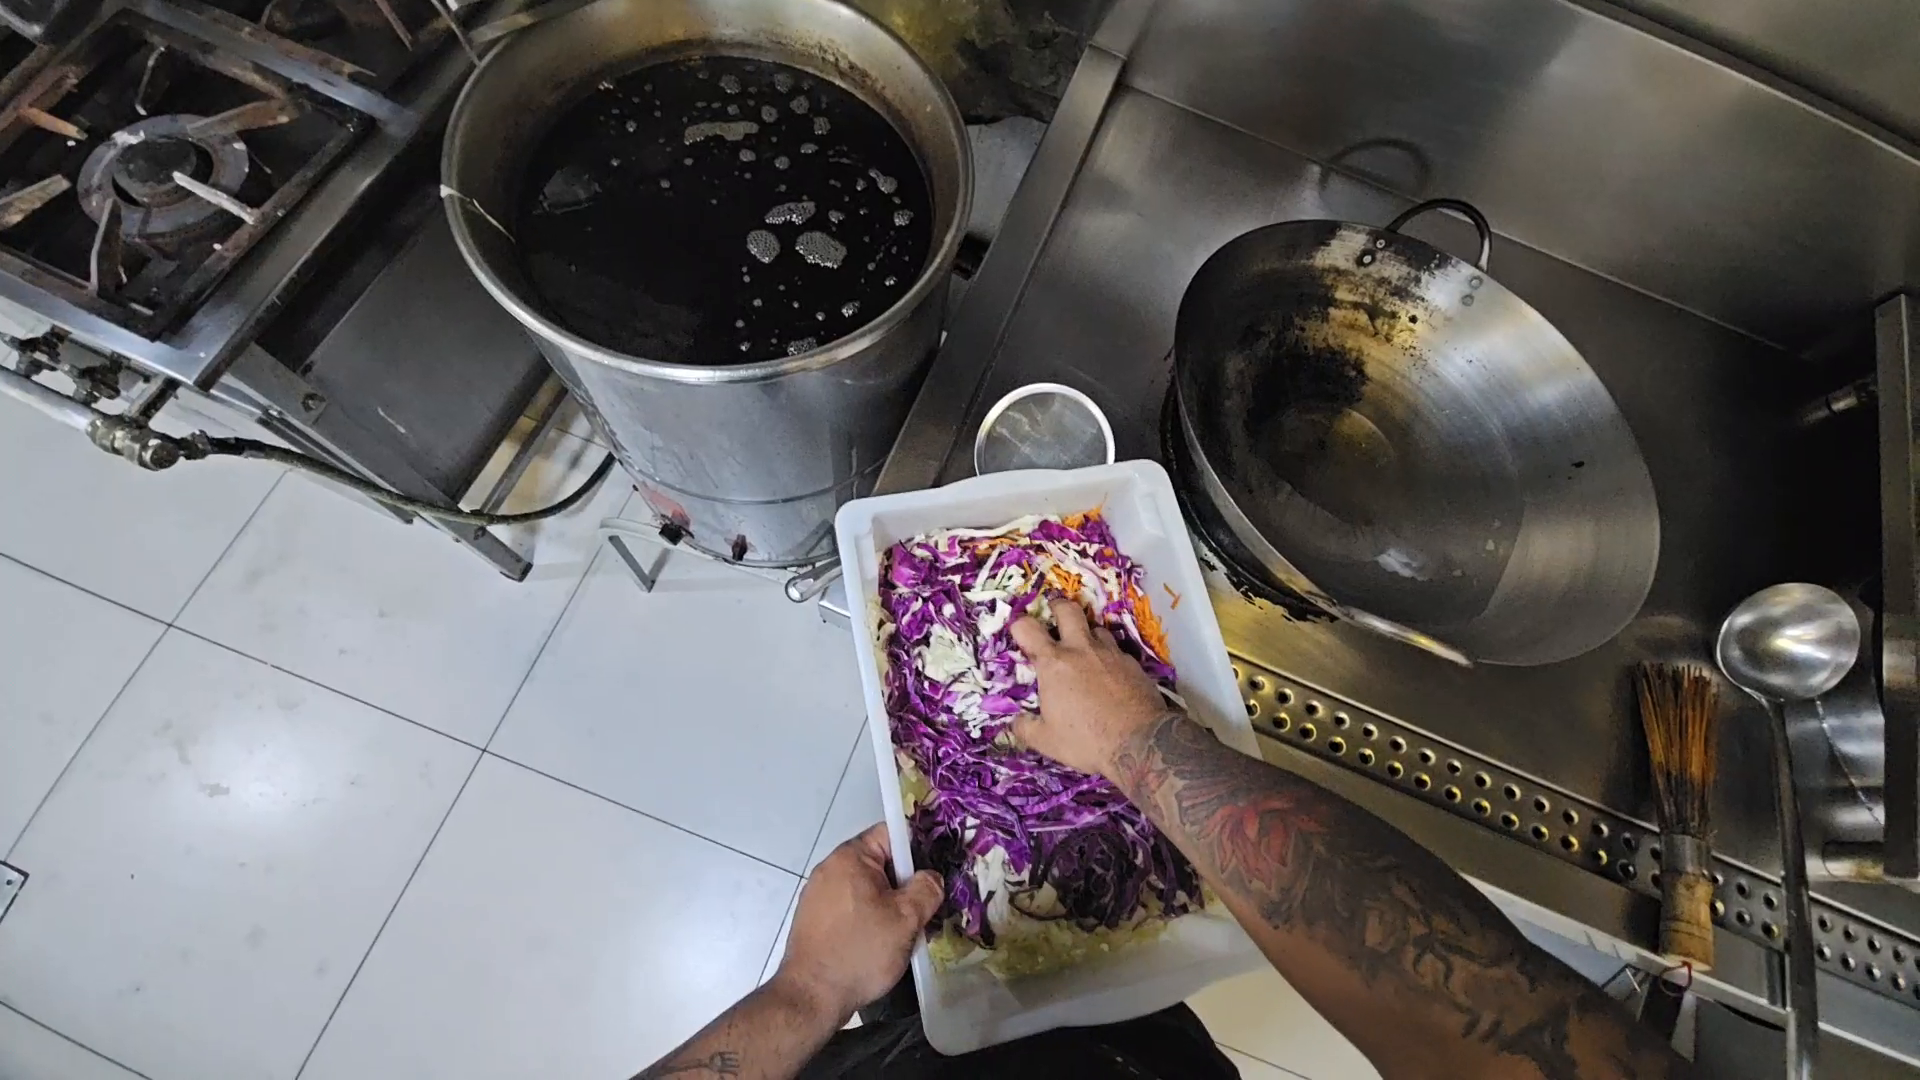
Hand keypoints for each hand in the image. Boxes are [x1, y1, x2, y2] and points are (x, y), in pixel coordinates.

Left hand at [774, 823, 942, 1023]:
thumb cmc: (860, 951)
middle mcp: (831, 866)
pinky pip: (851, 905)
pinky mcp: (814, 917)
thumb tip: (932, 877)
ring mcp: (819, 892)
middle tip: (923, 909)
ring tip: (903, 932)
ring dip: (887, 904)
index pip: (891, 833)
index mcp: (851, 856)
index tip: (933, 873)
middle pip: (880, 861)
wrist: (810, 999)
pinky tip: (878, 944)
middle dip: (903, 883)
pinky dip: (867, 917)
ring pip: (866, 887)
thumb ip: (926, 889)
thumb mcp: (905, 919)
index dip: (917, 849)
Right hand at [1010, 598, 1180, 777]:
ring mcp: (1110, 653)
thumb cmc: (1087, 740)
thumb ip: (1025, 728)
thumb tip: (1016, 722)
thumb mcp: (1047, 741)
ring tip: (1084, 650)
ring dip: (1086, 634)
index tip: (1019, 633)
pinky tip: (1109, 674)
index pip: (1027, 628)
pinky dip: (1108, 657)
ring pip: (1096, 628)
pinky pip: (1116, 650)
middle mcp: (1081, 649)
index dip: (1019, 626)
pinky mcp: (1133, 663)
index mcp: (1053, 663)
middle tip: (1054, 617)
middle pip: (1068, 610)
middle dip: (1057, 607)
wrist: (1141, 743)